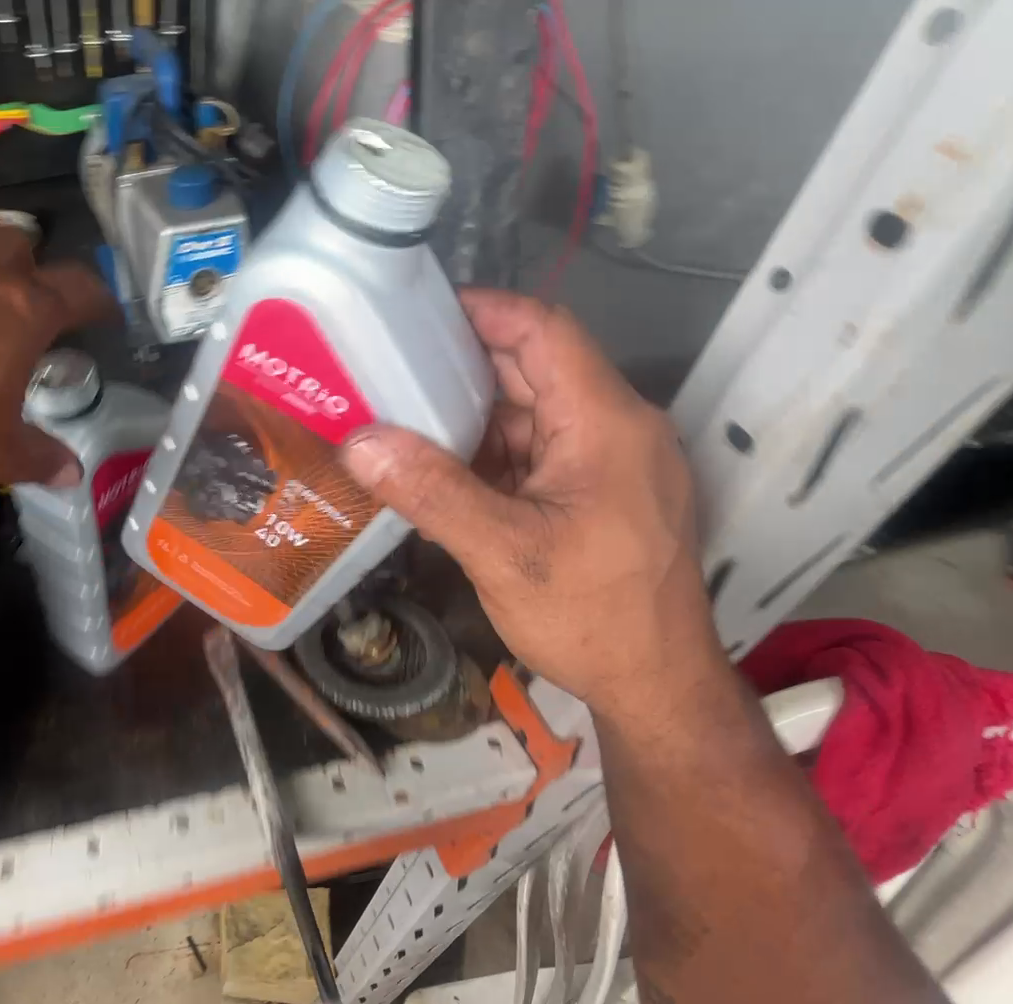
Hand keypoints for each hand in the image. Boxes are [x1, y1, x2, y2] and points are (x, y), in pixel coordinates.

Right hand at [339, 289, 727, 721]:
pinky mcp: (592, 494)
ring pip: (528, 414)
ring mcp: (604, 463)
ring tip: (394, 412)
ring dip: (467, 413)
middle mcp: (612, 429)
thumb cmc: (591, 614)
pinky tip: (432, 465)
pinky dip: (483, 452)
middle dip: (460, 364)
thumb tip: (358, 442)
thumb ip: (431, 492)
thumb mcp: (503, 553)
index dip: (484, 310)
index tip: (416, 311)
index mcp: (605, 423)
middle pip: (533, 370)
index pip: (544, 333)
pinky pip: (531, 453)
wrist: (654, 684)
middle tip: (385, 365)